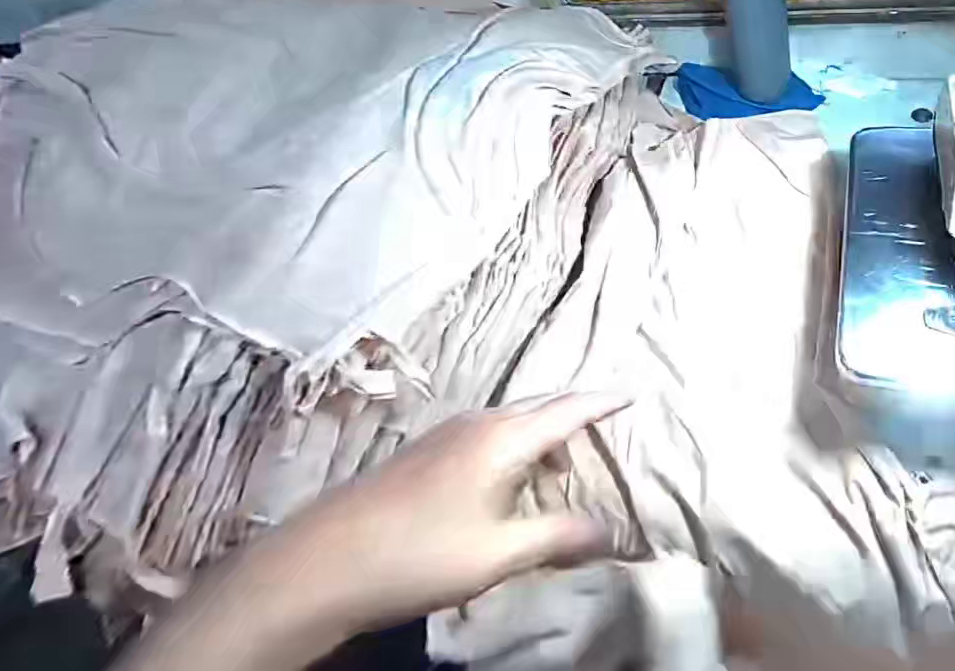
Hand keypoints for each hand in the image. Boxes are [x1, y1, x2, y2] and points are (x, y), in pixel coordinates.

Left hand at [119, 392, 630, 670]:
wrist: (321, 562)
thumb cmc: (419, 554)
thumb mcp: (497, 554)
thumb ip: (557, 536)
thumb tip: (612, 531)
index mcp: (505, 437)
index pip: (569, 408)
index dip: (604, 400)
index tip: (633, 391)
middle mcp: (483, 421)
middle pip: (544, 404)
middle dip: (577, 411)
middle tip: (605, 426)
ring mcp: (451, 430)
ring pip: (516, 416)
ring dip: (545, 430)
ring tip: (560, 462)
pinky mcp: (430, 448)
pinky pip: (493, 429)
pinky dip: (518, 441)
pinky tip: (509, 476)